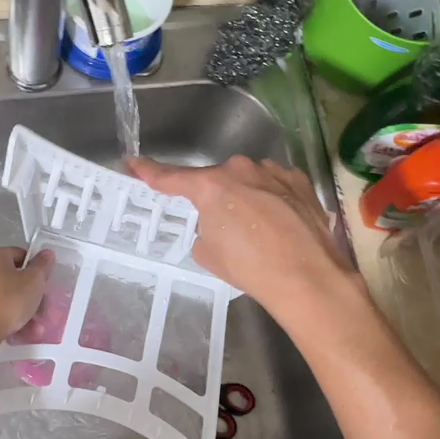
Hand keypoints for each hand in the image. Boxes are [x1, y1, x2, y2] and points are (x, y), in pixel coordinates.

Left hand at [0, 246, 55, 346]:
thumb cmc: (7, 302)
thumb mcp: (33, 283)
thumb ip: (42, 266)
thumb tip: (46, 253)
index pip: (19, 255)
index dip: (35, 269)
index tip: (43, 285)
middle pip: (10, 279)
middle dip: (28, 296)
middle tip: (40, 312)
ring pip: (0, 297)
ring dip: (18, 312)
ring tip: (32, 330)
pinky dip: (1, 319)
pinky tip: (13, 333)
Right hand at [127, 155, 360, 319]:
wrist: (306, 276)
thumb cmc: (249, 267)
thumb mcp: (208, 253)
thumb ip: (202, 228)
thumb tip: (215, 222)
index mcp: (210, 186)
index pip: (171, 176)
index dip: (150, 171)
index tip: (133, 163)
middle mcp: (241, 169)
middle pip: (216, 179)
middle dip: (215, 196)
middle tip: (221, 225)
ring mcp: (273, 172)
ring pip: (249, 179)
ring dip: (246, 197)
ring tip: (257, 230)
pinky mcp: (299, 181)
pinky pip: (275, 185)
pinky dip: (272, 199)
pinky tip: (279, 223)